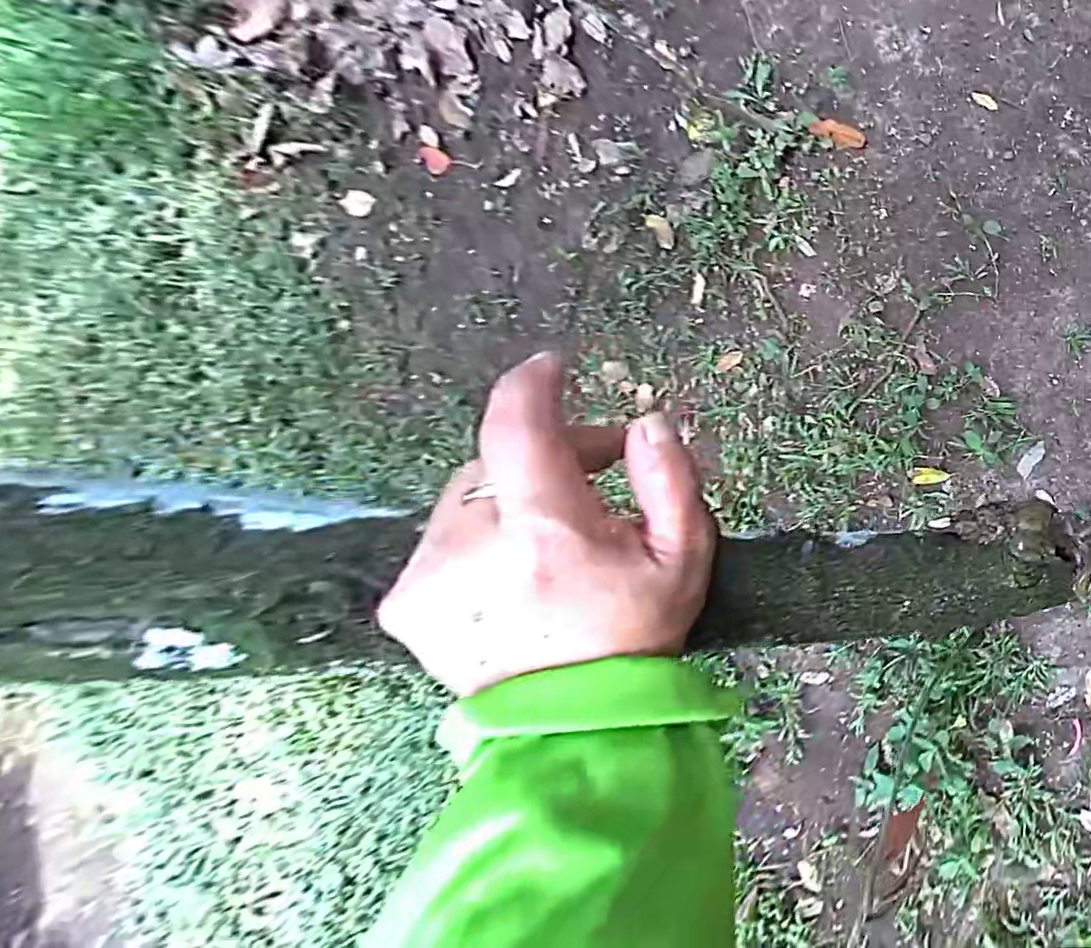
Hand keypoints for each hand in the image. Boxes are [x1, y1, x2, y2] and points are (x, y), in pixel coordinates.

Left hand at [378, 352, 716, 696]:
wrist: (577, 723)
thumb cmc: (640, 629)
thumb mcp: (686, 552)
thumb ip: (671, 478)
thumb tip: (647, 422)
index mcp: (547, 532)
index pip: (519, 429)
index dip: (533, 385)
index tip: (553, 366)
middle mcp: (471, 546)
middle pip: (499, 458)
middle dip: (552, 451)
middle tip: (603, 471)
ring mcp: (428, 576)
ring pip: (471, 493)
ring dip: (519, 490)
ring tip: (564, 525)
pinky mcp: (405, 602)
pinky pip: (448, 533)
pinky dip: (488, 528)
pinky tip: (522, 564)